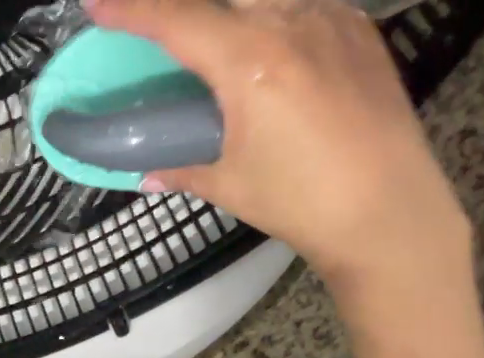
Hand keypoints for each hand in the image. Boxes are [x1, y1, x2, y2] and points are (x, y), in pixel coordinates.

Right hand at [85, 0, 472, 295]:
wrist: (387, 210)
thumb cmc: (303, 202)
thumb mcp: (231, 185)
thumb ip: (183, 168)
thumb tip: (147, 171)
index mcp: (251, 61)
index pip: (176, 19)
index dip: (130, 8)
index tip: (96, 3)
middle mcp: (292, 23)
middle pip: (222, 2)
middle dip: (188, 15)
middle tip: (169, 42)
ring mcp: (332, 20)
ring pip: (268, 0)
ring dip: (238, 20)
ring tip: (230, 61)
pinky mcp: (360, 32)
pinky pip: (306, 8)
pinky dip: (279, 23)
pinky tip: (277, 58)